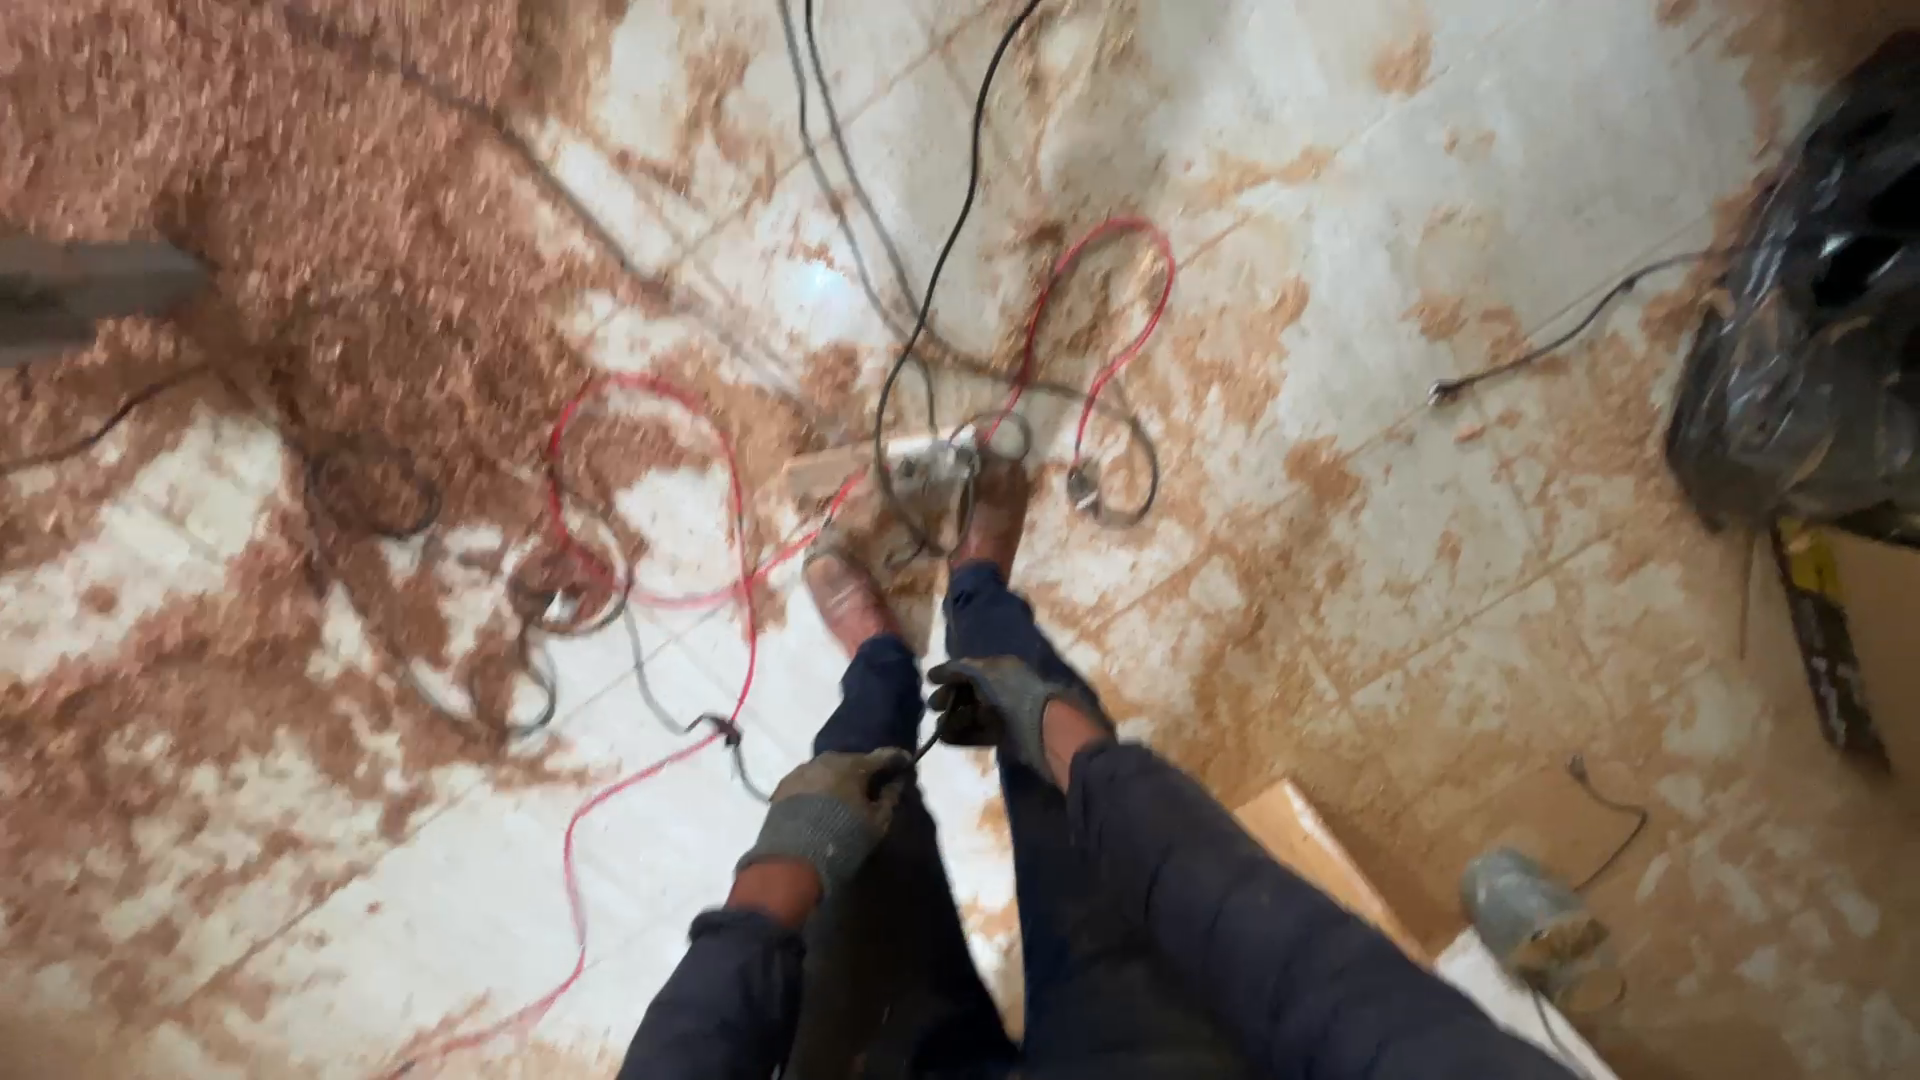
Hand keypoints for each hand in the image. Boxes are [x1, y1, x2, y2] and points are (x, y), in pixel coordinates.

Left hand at [737, 749, 912, 898]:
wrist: (792, 859)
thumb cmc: (843, 838)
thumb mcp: (877, 823)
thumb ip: (890, 798)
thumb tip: (897, 782)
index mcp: (853, 764)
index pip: (883, 756)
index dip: (898, 759)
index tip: (908, 762)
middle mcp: (827, 759)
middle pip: (853, 761)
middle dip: (864, 771)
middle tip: (872, 786)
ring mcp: (802, 770)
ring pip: (828, 769)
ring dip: (838, 779)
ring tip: (843, 797)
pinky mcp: (783, 785)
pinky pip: (808, 781)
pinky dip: (818, 788)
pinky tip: (820, 804)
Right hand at [927, 657, 1110, 784]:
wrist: (1046, 729)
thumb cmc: (1014, 695)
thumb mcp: (985, 673)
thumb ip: (961, 669)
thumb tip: (937, 672)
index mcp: (1002, 668)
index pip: (971, 668)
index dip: (950, 674)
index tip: (929, 681)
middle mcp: (1004, 688)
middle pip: (971, 691)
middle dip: (950, 698)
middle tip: (932, 707)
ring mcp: (1006, 714)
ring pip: (974, 714)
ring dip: (954, 719)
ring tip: (936, 728)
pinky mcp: (1008, 737)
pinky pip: (980, 733)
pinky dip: (963, 735)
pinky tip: (945, 739)